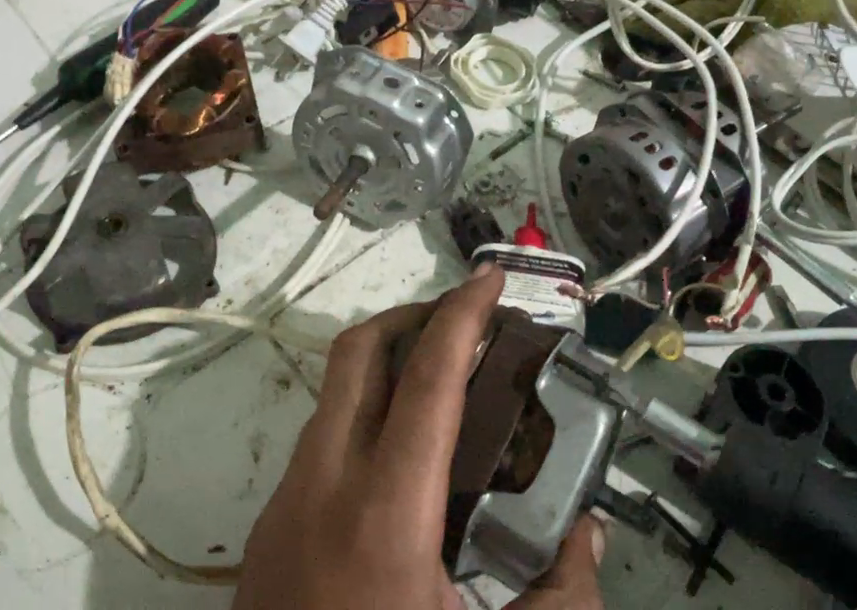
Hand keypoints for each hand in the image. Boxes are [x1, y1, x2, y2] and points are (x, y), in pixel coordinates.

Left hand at [233, 267, 606, 609]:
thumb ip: (558, 598)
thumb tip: (587, 539)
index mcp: (384, 511)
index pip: (427, 378)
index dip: (462, 315)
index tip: (492, 278)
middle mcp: (323, 485)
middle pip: (358, 355)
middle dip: (413, 316)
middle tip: (467, 321)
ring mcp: (285, 503)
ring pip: (333, 395)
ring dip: (386, 367)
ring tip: (445, 385)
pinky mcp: (269, 528)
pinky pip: (320, 441)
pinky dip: (364, 417)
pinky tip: (405, 462)